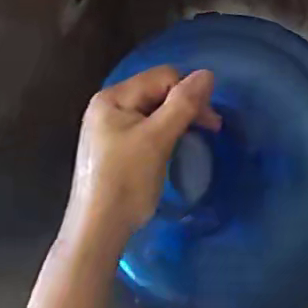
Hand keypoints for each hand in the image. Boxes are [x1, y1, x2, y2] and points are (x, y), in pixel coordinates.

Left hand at [63, 66, 220, 250]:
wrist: (97, 233)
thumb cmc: (125, 183)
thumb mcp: (157, 139)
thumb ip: (183, 104)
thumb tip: (208, 74)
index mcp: (112, 97)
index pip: (162, 77)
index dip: (190, 93)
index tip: (211, 122)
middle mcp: (108, 106)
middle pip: (157, 91)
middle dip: (185, 106)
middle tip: (210, 130)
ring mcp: (109, 127)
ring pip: (154, 110)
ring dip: (178, 120)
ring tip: (194, 140)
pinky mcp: (115, 147)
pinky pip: (147, 128)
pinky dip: (165, 133)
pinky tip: (173, 148)